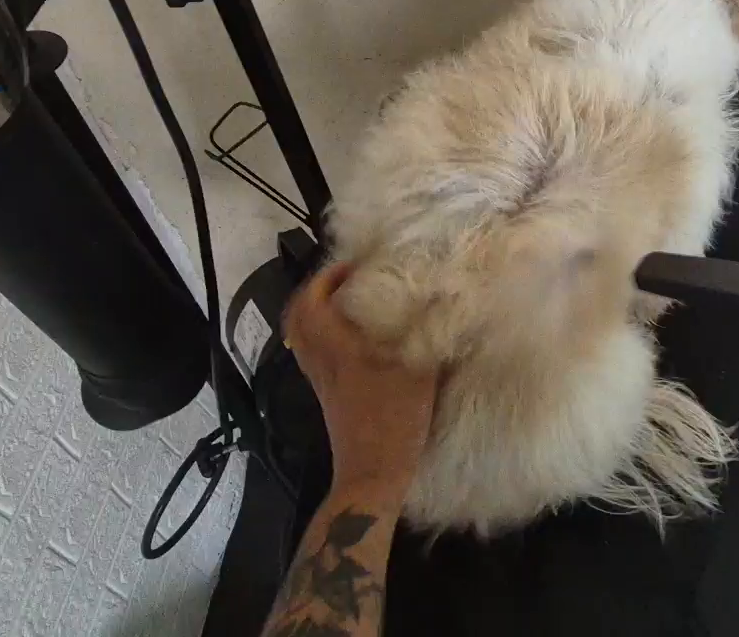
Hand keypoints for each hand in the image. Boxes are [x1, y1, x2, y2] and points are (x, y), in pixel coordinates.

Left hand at [283, 263, 438, 502]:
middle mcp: (321, 360)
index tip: (353, 265)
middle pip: (296, 315)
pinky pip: (310, 351)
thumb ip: (428, 334)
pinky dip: (322, 333)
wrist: (372, 474)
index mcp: (339, 348)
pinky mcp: (325, 394)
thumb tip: (442, 299)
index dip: (326, 278)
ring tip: (348, 300)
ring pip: (300, 334)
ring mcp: (319, 379)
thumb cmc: (394, 420)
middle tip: (344, 278)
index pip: (314, 303)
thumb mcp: (420, 373)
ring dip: (317, 311)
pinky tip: (352, 335)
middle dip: (315, 290)